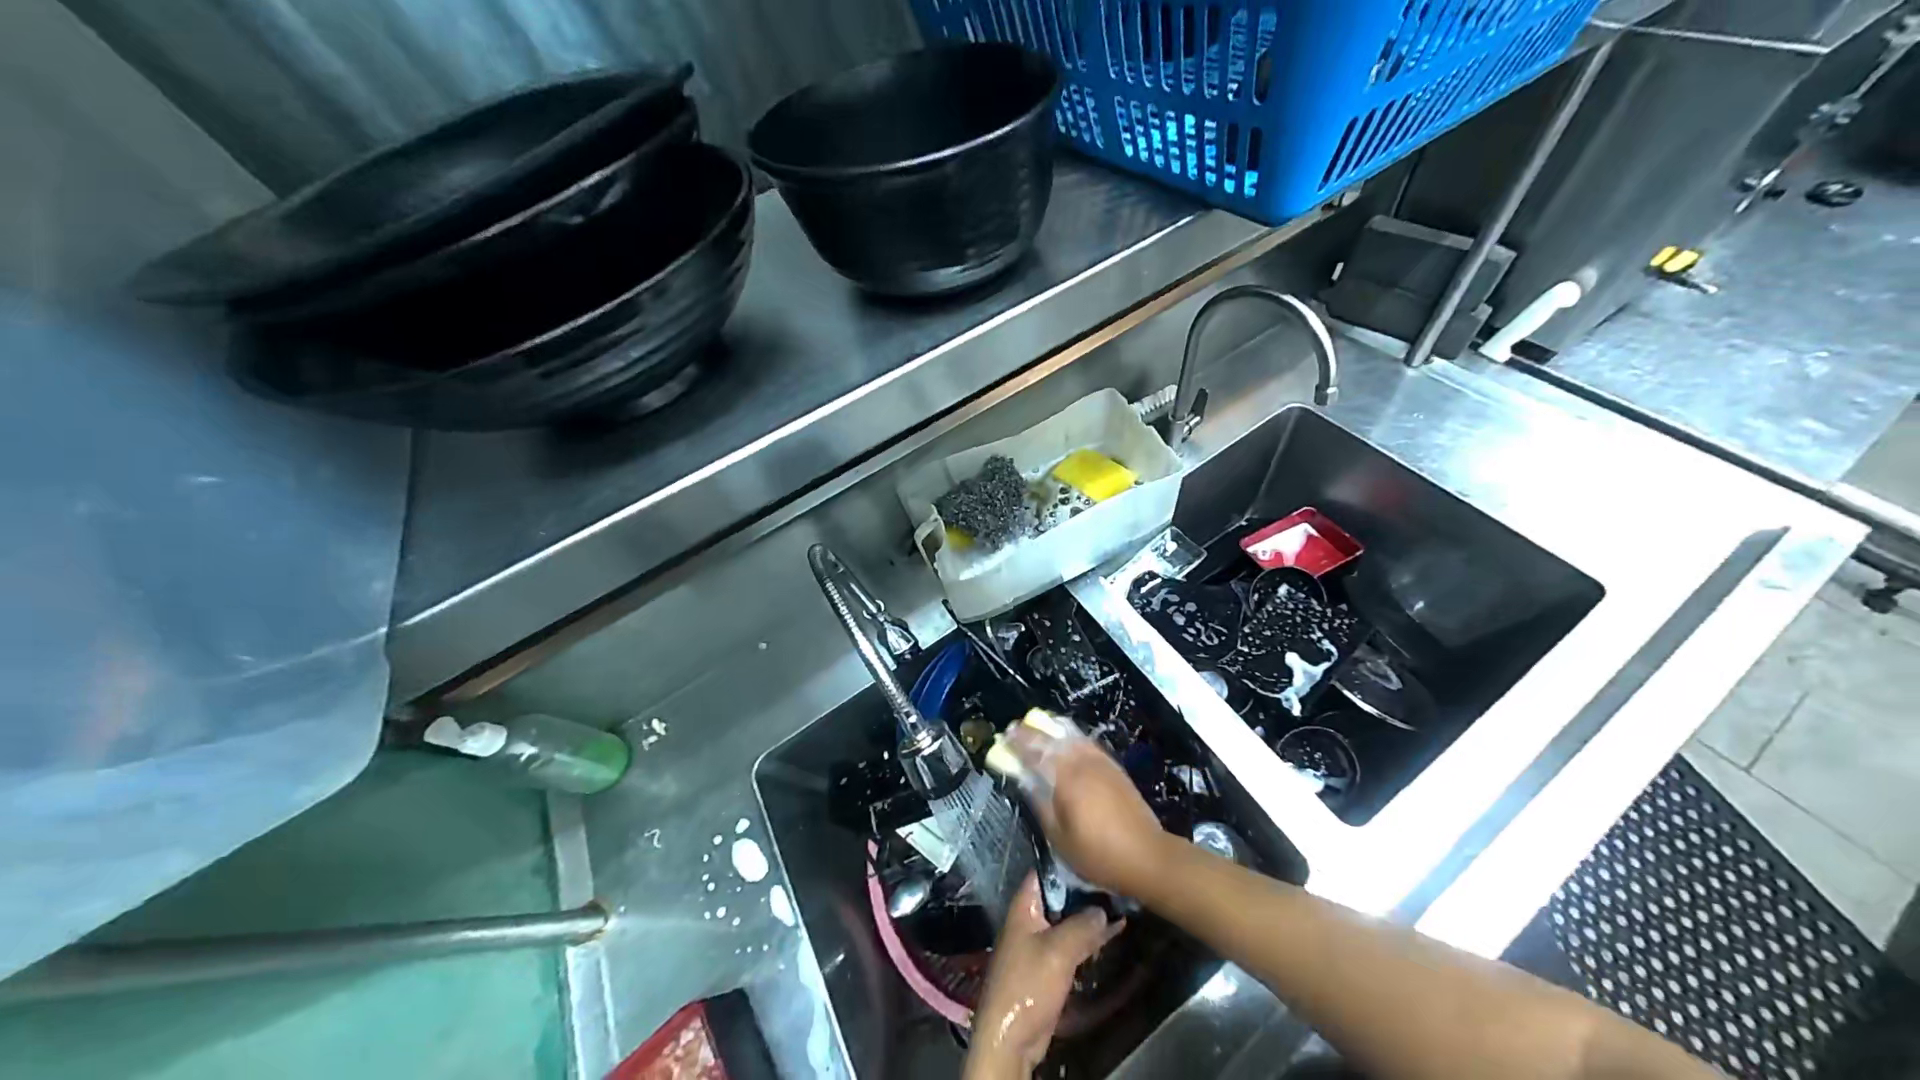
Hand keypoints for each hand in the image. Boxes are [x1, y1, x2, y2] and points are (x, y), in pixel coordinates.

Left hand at [964, 873, 1123, 1079]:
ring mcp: (1038, 942)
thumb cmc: (1029, 985)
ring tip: (1122, 902)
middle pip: (1059, 895)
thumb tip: (1104, 910)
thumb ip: (1082, 926)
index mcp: (1024, 906)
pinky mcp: (1047, 965)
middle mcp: (1030, 919)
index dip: (1069, 862)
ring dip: (1090, 915)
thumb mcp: (1058, 951)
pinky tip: (1112, 932)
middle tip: (1117, 880)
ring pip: (1067, 919)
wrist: (1011, 1037)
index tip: (1097, 856)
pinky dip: (1089, 936)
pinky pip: (1070, 941)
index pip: (1045, 871)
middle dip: (1086, 890)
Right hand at [1004, 723, 1171, 895]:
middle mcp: (1082, 763)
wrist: (1147, 856)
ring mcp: (1100, 763)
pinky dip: (1072, 735)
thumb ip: (1039, 804)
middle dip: (1032, 732)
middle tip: (1015, 728)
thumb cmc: (1098, 854)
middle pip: (1053, 739)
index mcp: (1066, 779)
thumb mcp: (1059, 837)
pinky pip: (1087, 742)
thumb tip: (1023, 780)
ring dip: (1052, 729)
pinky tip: (1067, 738)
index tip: (1003, 736)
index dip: (1018, 743)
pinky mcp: (1114, 767)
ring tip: (1038, 726)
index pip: (1035, 753)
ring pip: (1072, 736)